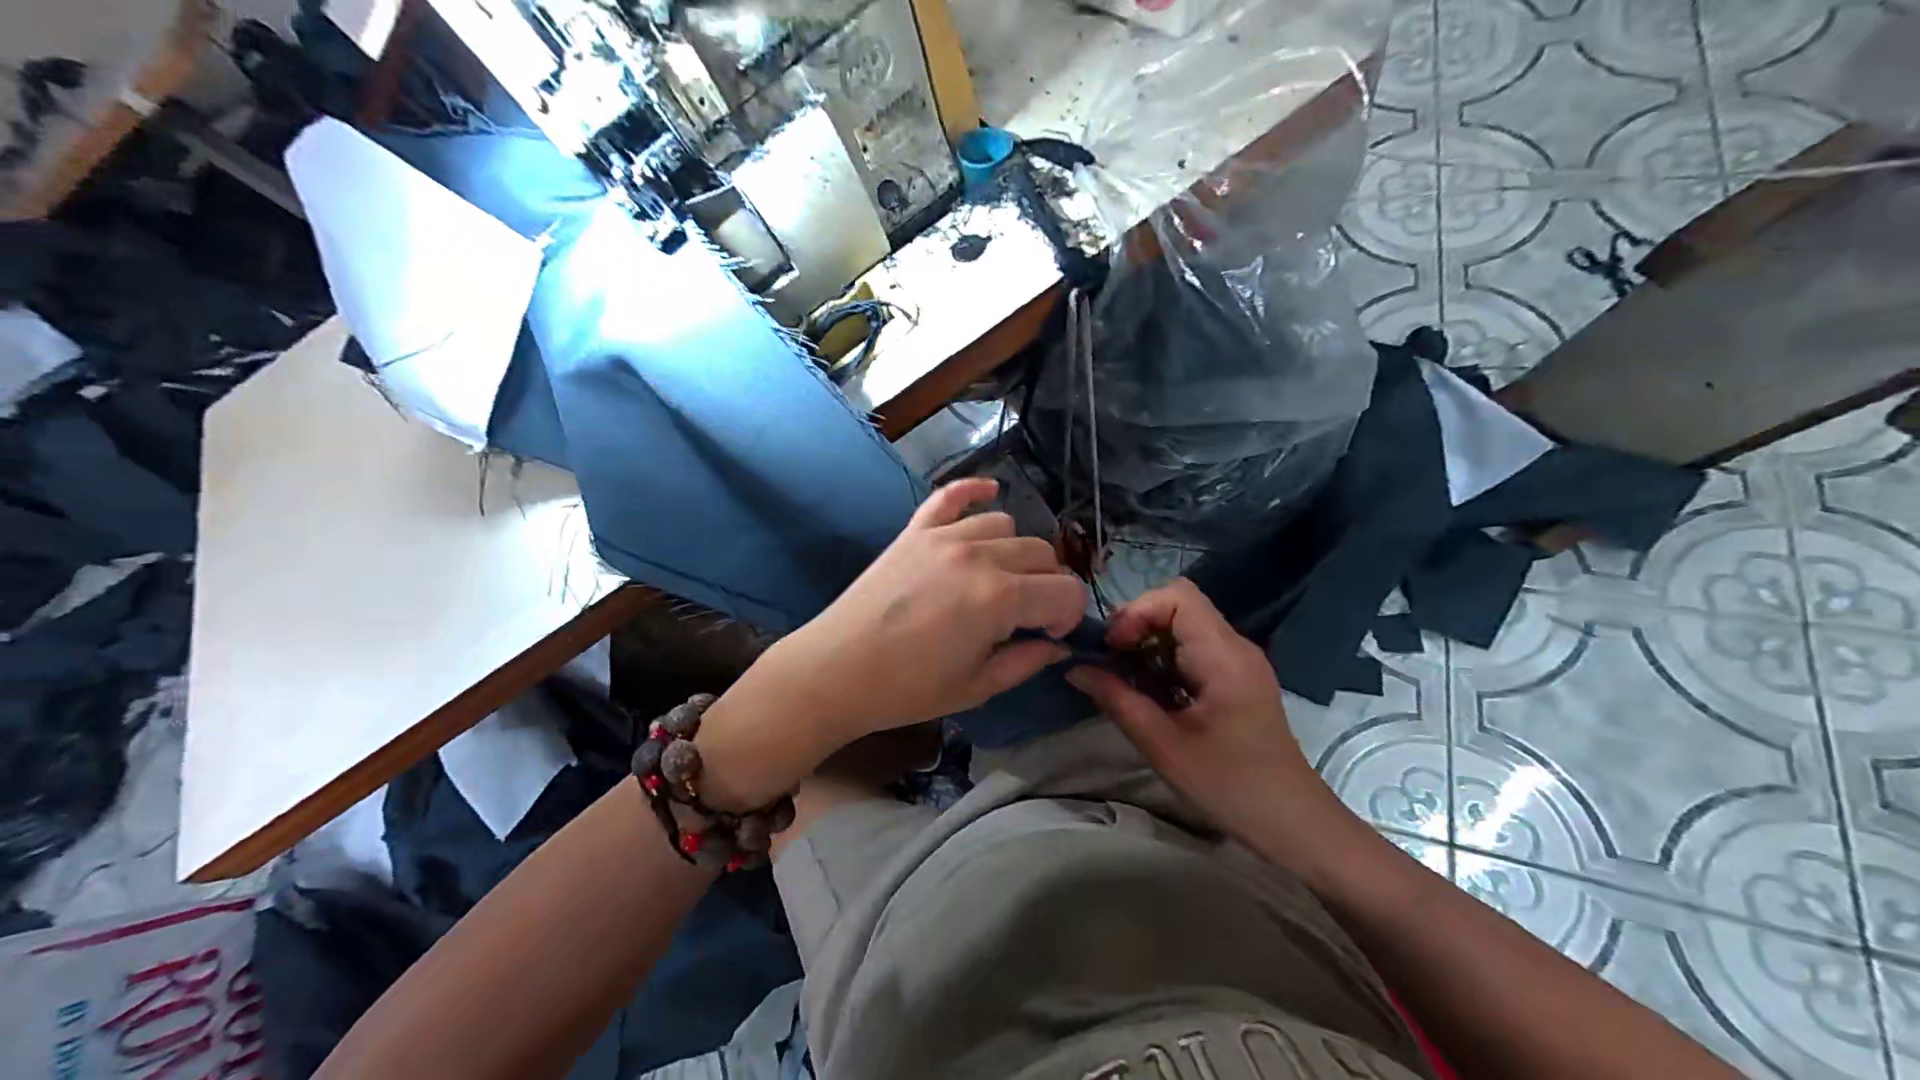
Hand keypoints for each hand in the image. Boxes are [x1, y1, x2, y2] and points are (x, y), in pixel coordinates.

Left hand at [759, 477, 1086, 742]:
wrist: (835, 670)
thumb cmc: (907, 689)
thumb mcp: (976, 687)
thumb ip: (1026, 661)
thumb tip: (1057, 646)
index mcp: (1000, 598)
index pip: (1065, 590)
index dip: (1070, 614)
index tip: (1052, 634)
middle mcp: (979, 556)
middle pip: (1041, 553)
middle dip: (1048, 584)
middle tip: (1029, 614)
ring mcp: (944, 536)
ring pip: (1006, 525)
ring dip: (1016, 552)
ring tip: (1000, 580)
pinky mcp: (915, 530)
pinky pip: (952, 495)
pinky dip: (975, 490)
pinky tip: (989, 493)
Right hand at [1066, 579, 1349, 859]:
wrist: (1294, 823)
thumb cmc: (1230, 786)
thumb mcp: (1164, 746)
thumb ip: (1118, 700)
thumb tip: (1076, 668)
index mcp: (1224, 657)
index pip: (1177, 596)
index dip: (1137, 612)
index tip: (1114, 649)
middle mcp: (1235, 647)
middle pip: (1179, 605)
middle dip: (1137, 626)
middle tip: (1111, 663)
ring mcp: (1240, 662)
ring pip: (1184, 626)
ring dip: (1148, 644)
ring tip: (1125, 679)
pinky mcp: (1237, 678)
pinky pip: (1194, 649)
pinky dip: (1165, 660)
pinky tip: (1151, 693)